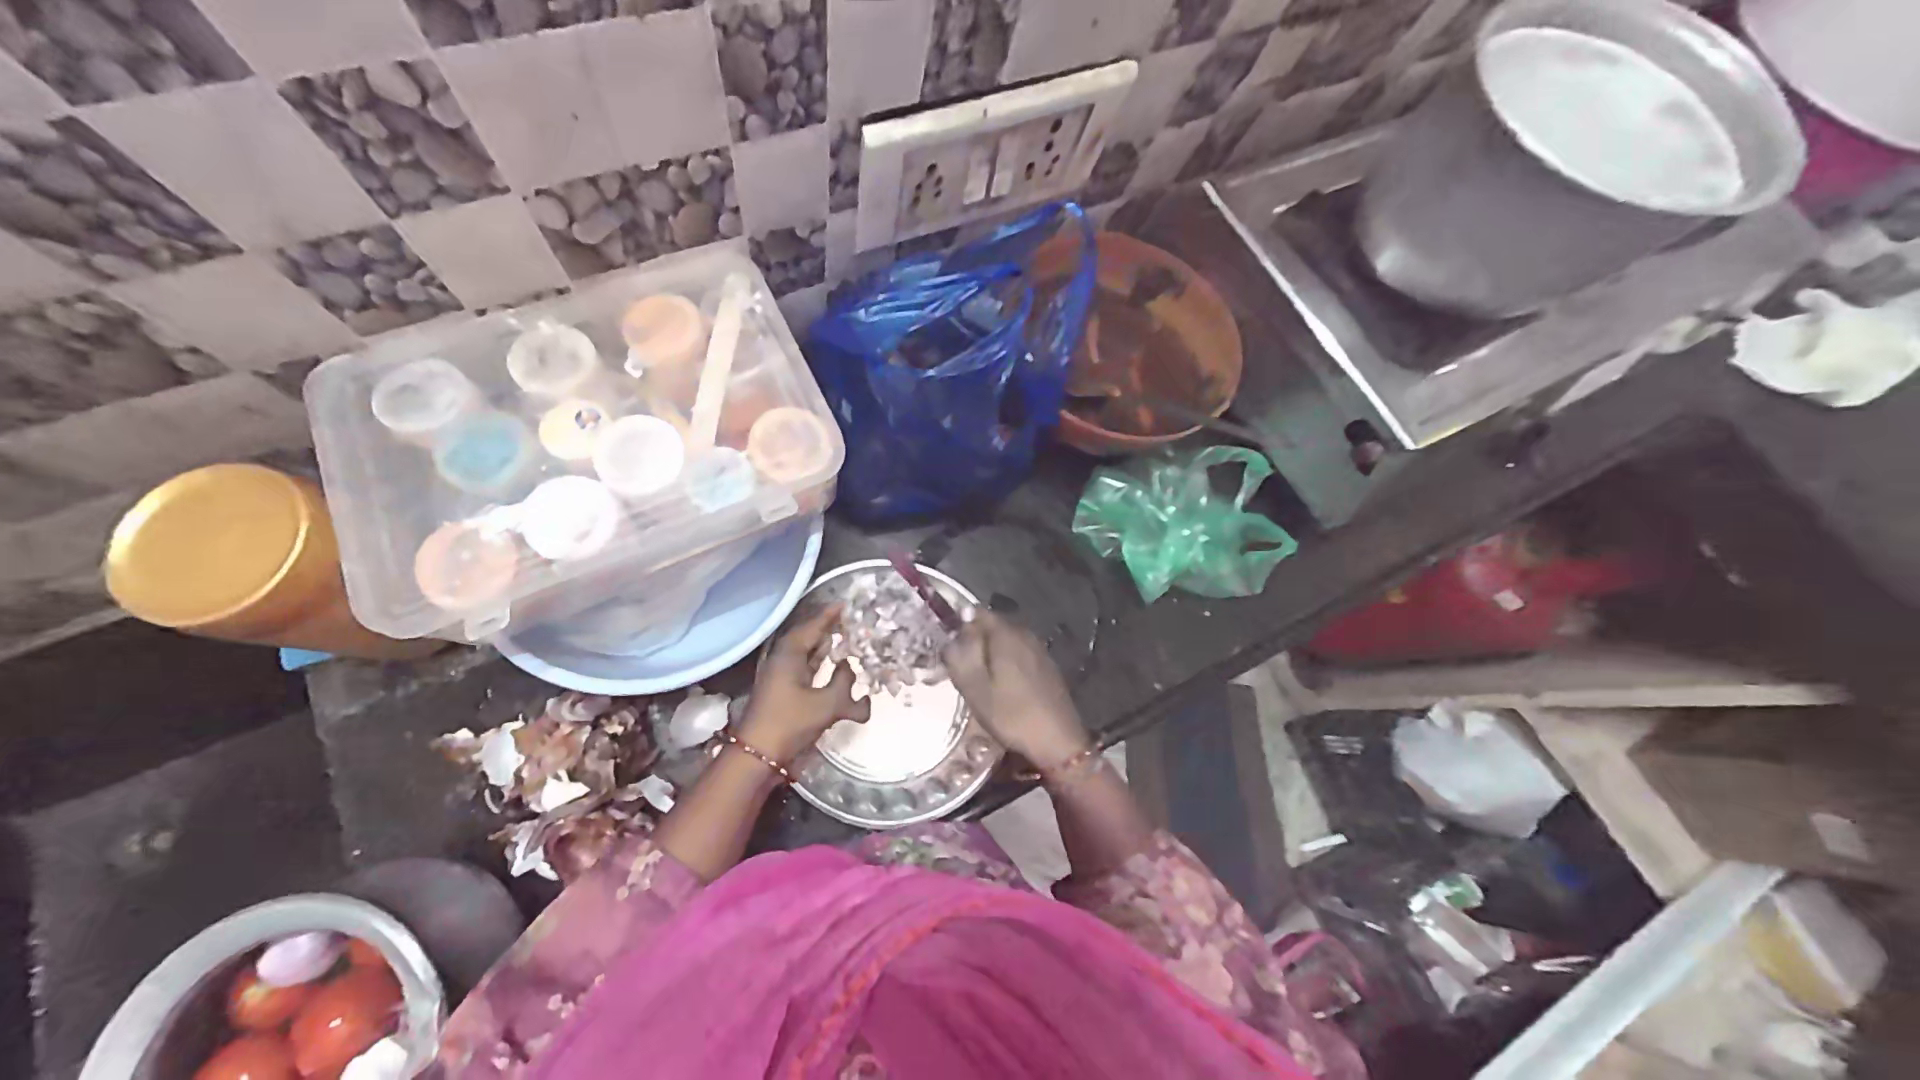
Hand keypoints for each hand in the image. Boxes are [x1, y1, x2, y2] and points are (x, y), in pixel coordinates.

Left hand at [739, 604, 869, 763]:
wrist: (758, 755)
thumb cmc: (790, 723)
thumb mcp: (826, 703)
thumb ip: (843, 682)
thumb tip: (848, 667)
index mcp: (789, 655)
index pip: (811, 628)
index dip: (828, 616)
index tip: (843, 604)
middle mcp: (781, 661)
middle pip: (806, 638)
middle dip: (825, 629)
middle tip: (846, 621)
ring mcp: (779, 677)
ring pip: (803, 654)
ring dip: (821, 647)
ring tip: (840, 639)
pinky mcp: (781, 692)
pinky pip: (802, 669)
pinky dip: (816, 664)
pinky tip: (829, 667)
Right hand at [943, 609, 1088, 769]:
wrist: (1058, 741)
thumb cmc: (1011, 714)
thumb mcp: (974, 688)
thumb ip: (959, 655)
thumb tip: (953, 631)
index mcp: (1006, 634)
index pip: (976, 612)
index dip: (958, 624)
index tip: (947, 644)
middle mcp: (1024, 633)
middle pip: (992, 626)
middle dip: (974, 639)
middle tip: (959, 665)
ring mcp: (1039, 649)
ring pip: (1006, 641)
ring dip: (990, 652)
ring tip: (978, 677)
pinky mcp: (1046, 665)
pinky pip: (1019, 653)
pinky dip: (1006, 662)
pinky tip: (1001, 684)